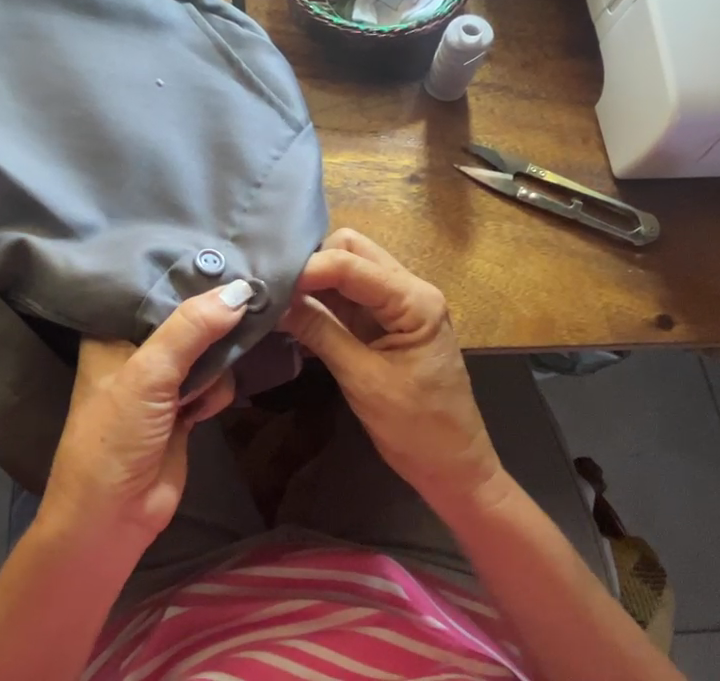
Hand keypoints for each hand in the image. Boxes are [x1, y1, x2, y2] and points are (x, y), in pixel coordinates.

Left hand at [36, 282, 244, 552]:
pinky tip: (202, 410)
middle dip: (213, 317)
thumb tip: (240, 291)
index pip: (153, 287)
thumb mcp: (149, 372)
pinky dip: (216, 391)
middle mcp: (134, 348)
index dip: (188, 274)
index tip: (229, 254)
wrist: (113, 516)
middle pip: (187, 316)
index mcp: (110, 330)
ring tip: (203, 382)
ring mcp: (160, 380)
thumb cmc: (115, 434)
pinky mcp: (183, 407)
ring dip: (216, 363)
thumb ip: (192, 328)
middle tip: (249, 299)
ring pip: (207, 349)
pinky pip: (214, 381)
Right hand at [280, 229, 503, 504]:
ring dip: (312, 282)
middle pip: (351, 251)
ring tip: (275, 300)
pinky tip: (292, 315)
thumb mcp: (362, 378)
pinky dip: (319, 302)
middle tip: (275, 290)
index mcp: (415, 300)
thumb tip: (274, 301)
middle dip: (311, 264)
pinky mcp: (382, 324)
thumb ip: (319, 331)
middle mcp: (408, 290)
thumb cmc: (417, 427)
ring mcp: (395, 306)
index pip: (351, 262)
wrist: (452, 468)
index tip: (268, 283)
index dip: (308, 268)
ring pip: (346, 270)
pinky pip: (346, 297)